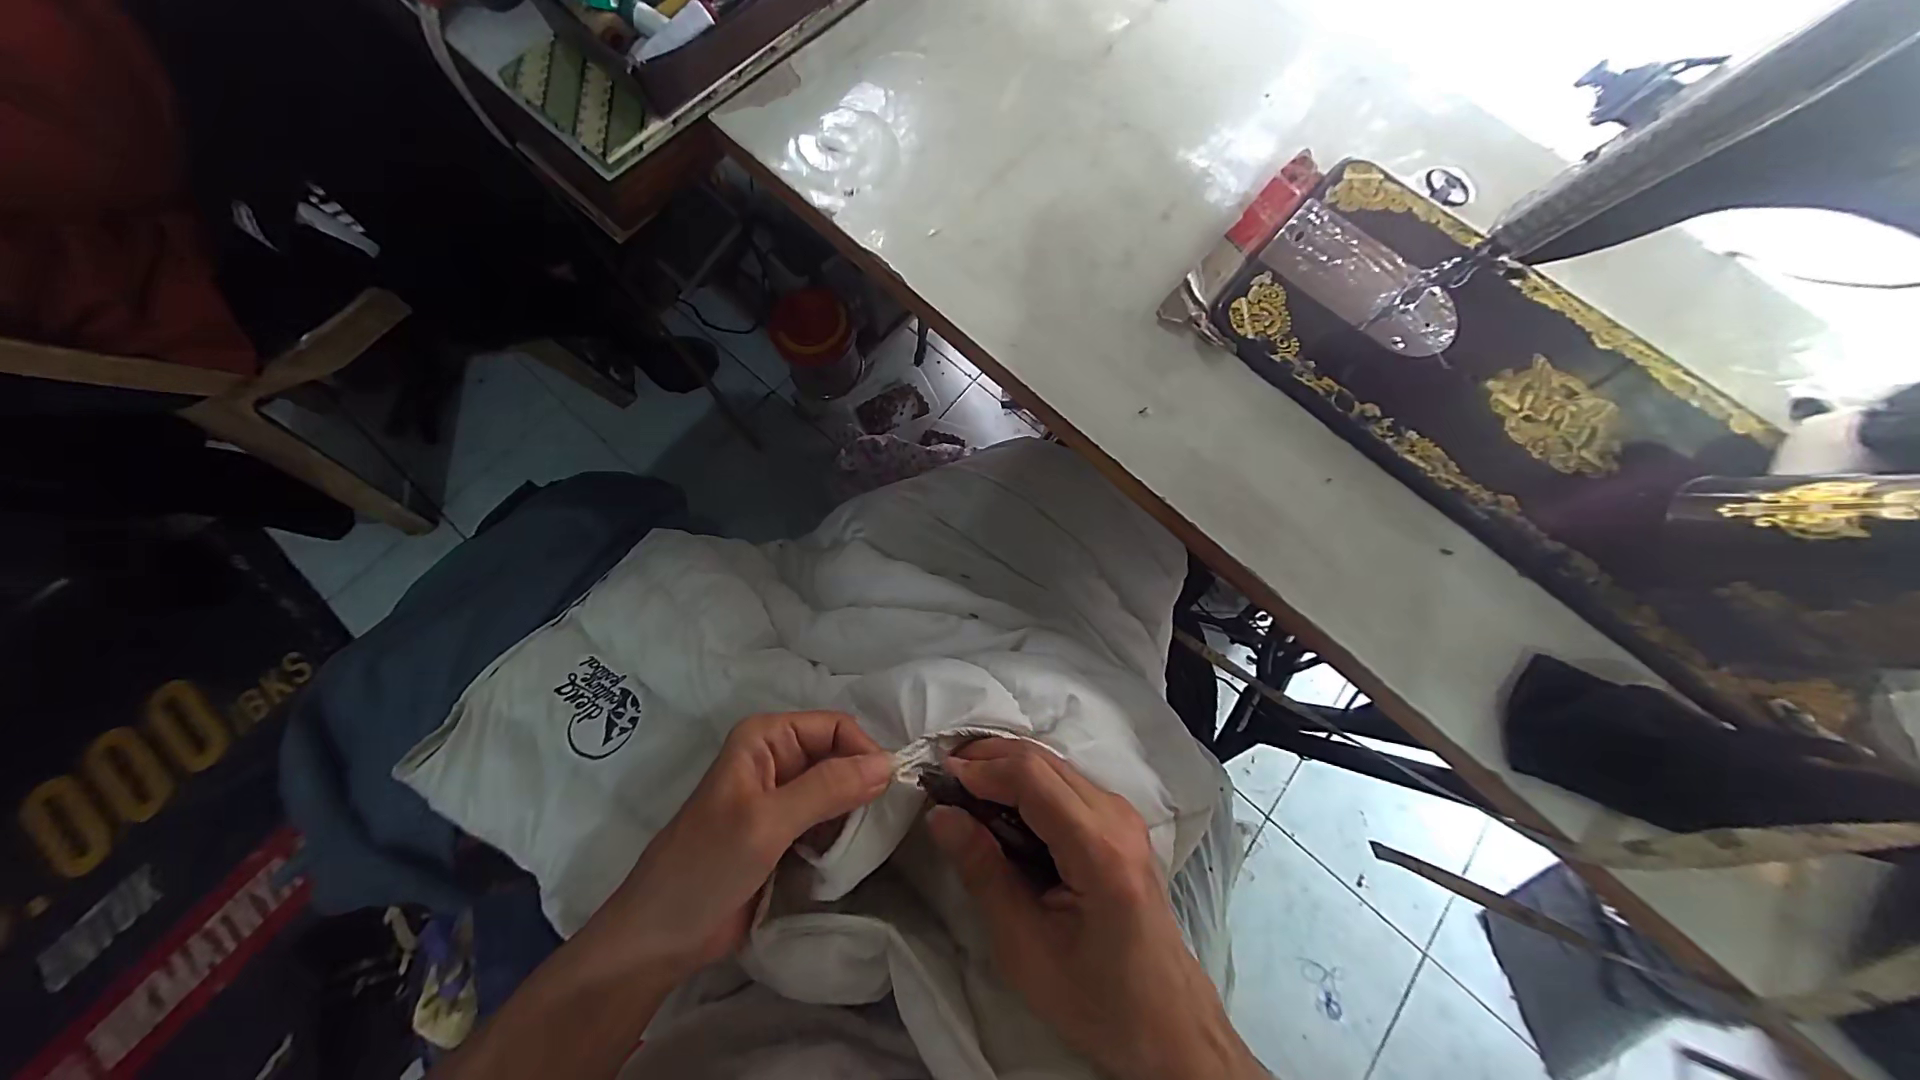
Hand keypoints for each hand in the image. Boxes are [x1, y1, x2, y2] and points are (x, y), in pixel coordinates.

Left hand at [584, 710, 893, 979]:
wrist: (659, 940)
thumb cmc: (705, 869)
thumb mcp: (768, 822)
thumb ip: (828, 788)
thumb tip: (890, 763)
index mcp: (766, 737)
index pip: (836, 727)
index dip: (864, 754)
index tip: (885, 794)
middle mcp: (776, 757)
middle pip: (840, 756)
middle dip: (860, 785)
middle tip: (873, 825)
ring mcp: (780, 796)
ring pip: (839, 789)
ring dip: (853, 813)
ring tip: (855, 844)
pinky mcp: (785, 831)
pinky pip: (828, 819)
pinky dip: (840, 834)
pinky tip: (840, 856)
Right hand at [928, 740, 1266, 1079]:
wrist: (1165, 1022)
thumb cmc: (1094, 998)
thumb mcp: (1023, 945)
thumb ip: (982, 871)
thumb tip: (940, 814)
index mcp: (1099, 850)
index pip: (1032, 777)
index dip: (980, 768)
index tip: (938, 780)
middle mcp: (1117, 816)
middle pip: (1042, 760)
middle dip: (987, 759)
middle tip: (944, 780)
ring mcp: (1123, 814)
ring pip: (1053, 764)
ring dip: (1005, 768)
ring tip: (964, 793)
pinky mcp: (1120, 821)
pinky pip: (1065, 781)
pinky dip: (1026, 782)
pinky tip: (1000, 805)